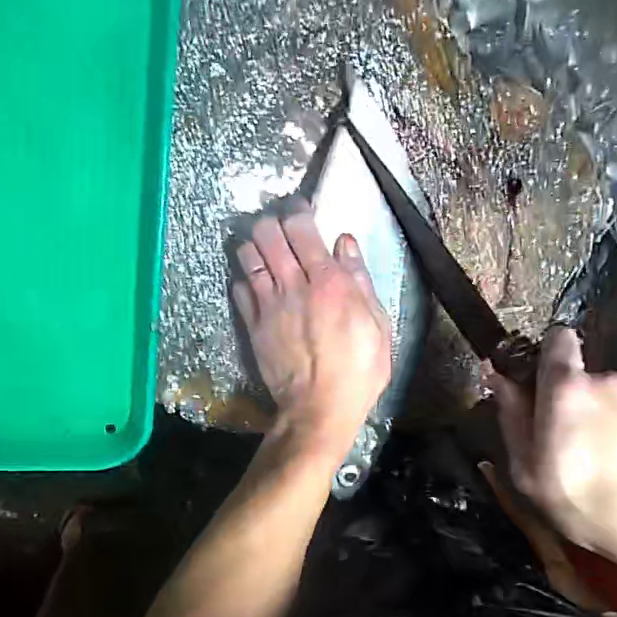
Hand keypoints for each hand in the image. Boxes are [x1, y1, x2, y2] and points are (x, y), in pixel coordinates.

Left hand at [232, 199, 390, 460]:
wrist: (320, 409)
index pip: (301, 228)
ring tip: (265, 249)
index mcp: (328, 282)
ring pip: (247, 256)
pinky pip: (239, 288)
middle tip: (280, 227)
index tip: (301, 207)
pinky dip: (245, 277)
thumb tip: (344, 243)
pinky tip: (255, 281)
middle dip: (270, 221)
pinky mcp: (252, 326)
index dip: (297, 209)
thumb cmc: (359, 370)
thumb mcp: (377, 324)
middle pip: (266, 234)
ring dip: (254, 245)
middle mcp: (293, 285)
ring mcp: (268, 305)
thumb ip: (360, 280)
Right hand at [495, 329, 616, 593]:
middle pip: (574, 378)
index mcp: (568, 386)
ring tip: (585, 468)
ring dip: (588, 424)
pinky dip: (612, 437)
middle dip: (561, 402)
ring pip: (598, 401)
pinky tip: (611, 474)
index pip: (556, 338)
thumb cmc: (588, 503)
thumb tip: (501, 383)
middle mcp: (605, 382)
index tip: (532, 389)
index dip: (542, 359)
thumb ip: (512, 421)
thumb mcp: (529, 473)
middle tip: (552, 446)